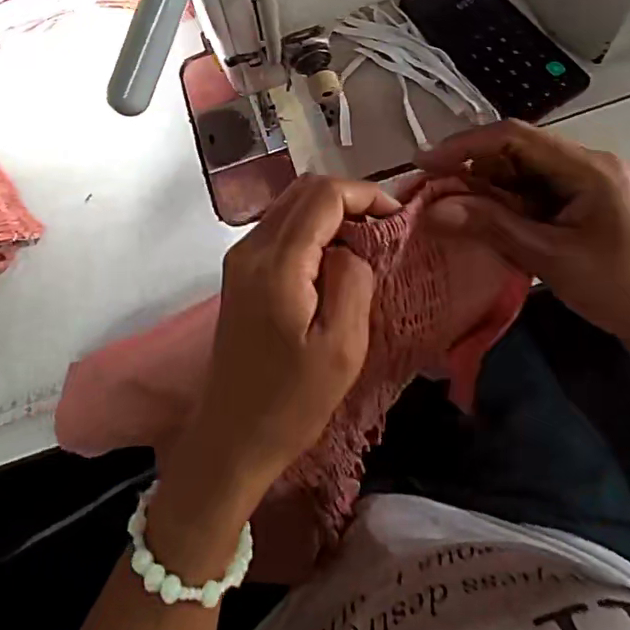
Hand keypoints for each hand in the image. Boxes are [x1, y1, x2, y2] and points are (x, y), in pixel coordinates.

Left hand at [166, 176, 399, 507]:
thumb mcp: (342, 347)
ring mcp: (240, 261)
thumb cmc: (292, 402)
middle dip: (350, 200)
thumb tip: (351, 248)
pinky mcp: (240, 275)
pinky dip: (313, 232)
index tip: (397, 220)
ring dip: (331, 215)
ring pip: (291, 207)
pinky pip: (281, 231)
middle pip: (304, 191)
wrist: (232, 438)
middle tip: (384, 232)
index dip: (365, 194)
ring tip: (365, 248)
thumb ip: (353, 280)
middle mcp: (250, 249)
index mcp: (276, 264)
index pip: (323, 195)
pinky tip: (334, 264)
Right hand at [416, 120, 629, 350]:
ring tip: (454, 214)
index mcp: (588, 167)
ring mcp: (586, 182)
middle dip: (472, 171)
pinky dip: (507, 206)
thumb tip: (434, 209)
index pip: (515, 137)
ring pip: (522, 173)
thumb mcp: (549, 257)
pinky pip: (535, 192)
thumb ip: (491, 226)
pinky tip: (487, 225)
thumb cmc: (618, 288)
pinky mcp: (583, 202)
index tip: (424, 164)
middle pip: (516, 152)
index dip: (465, 146)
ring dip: (488, 191)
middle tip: (433, 196)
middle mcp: (587, 164)